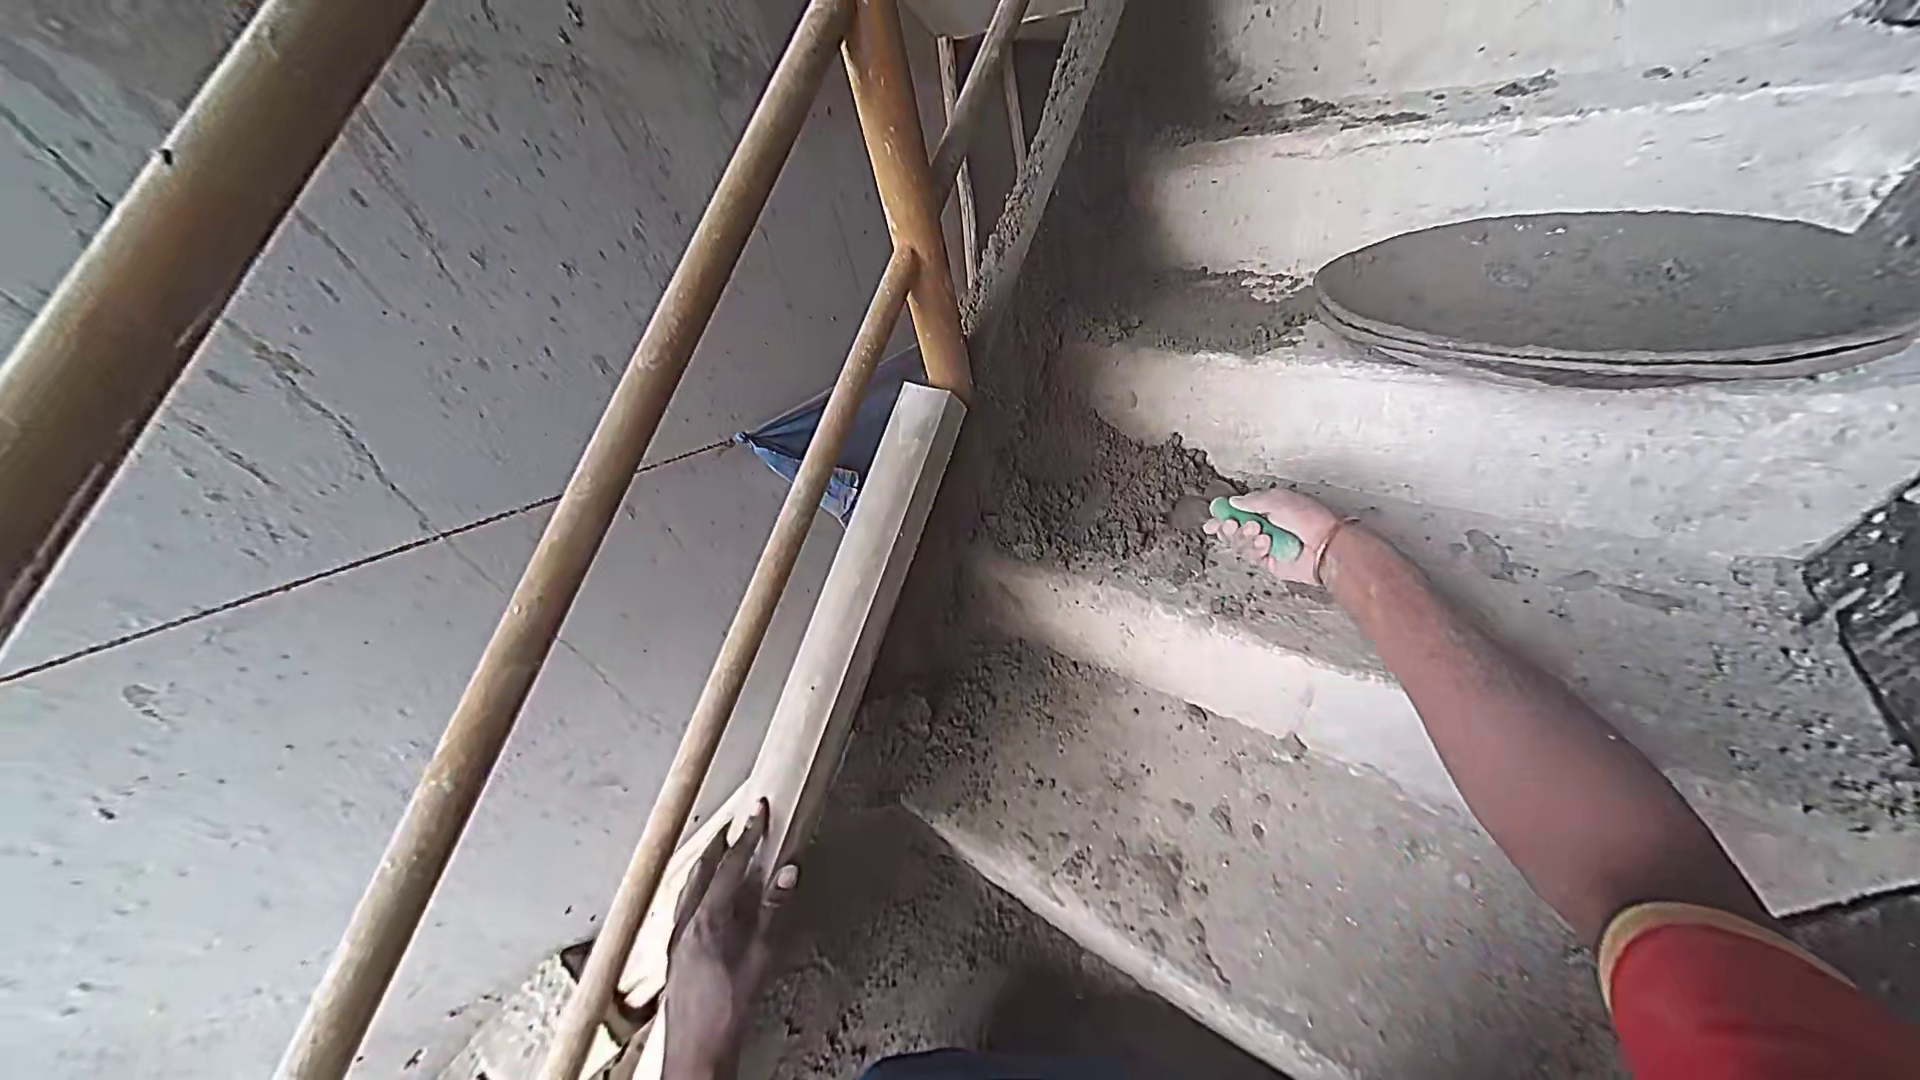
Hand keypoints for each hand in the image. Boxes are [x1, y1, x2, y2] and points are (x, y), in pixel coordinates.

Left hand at [664, 800, 796, 1079]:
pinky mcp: (673, 954)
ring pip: (689, 886)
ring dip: (707, 863)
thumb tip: (788, 871)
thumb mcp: (761, 957)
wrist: (696, 1053)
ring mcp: (675, 939)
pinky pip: (683, 905)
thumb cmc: (729, 1009)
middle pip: (702, 869)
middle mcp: (686, 923)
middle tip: (738, 823)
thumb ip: (772, 910)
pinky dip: (697, 886)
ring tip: (720, 850)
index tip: (759, 810)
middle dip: (721, 843)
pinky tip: (704, 895)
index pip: (730, 864)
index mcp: (707, 919)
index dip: (748, 834)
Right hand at [1201, 488, 1344, 584]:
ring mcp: (1267, 546)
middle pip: (1233, 530)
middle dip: (1229, 527)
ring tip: (1259, 532)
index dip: (1223, 515)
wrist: (1326, 545)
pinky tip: (1266, 544)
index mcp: (1268, 509)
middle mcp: (1266, 527)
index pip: (1238, 511)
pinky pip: (1250, 557)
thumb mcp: (1279, 499)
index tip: (1214, 517)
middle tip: (1231, 523)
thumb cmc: (1310, 519)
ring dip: (1244, 537)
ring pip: (1238, 544)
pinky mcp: (1269, 563)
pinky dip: (1254, 549)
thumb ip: (1252, 501)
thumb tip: (1234, 502)